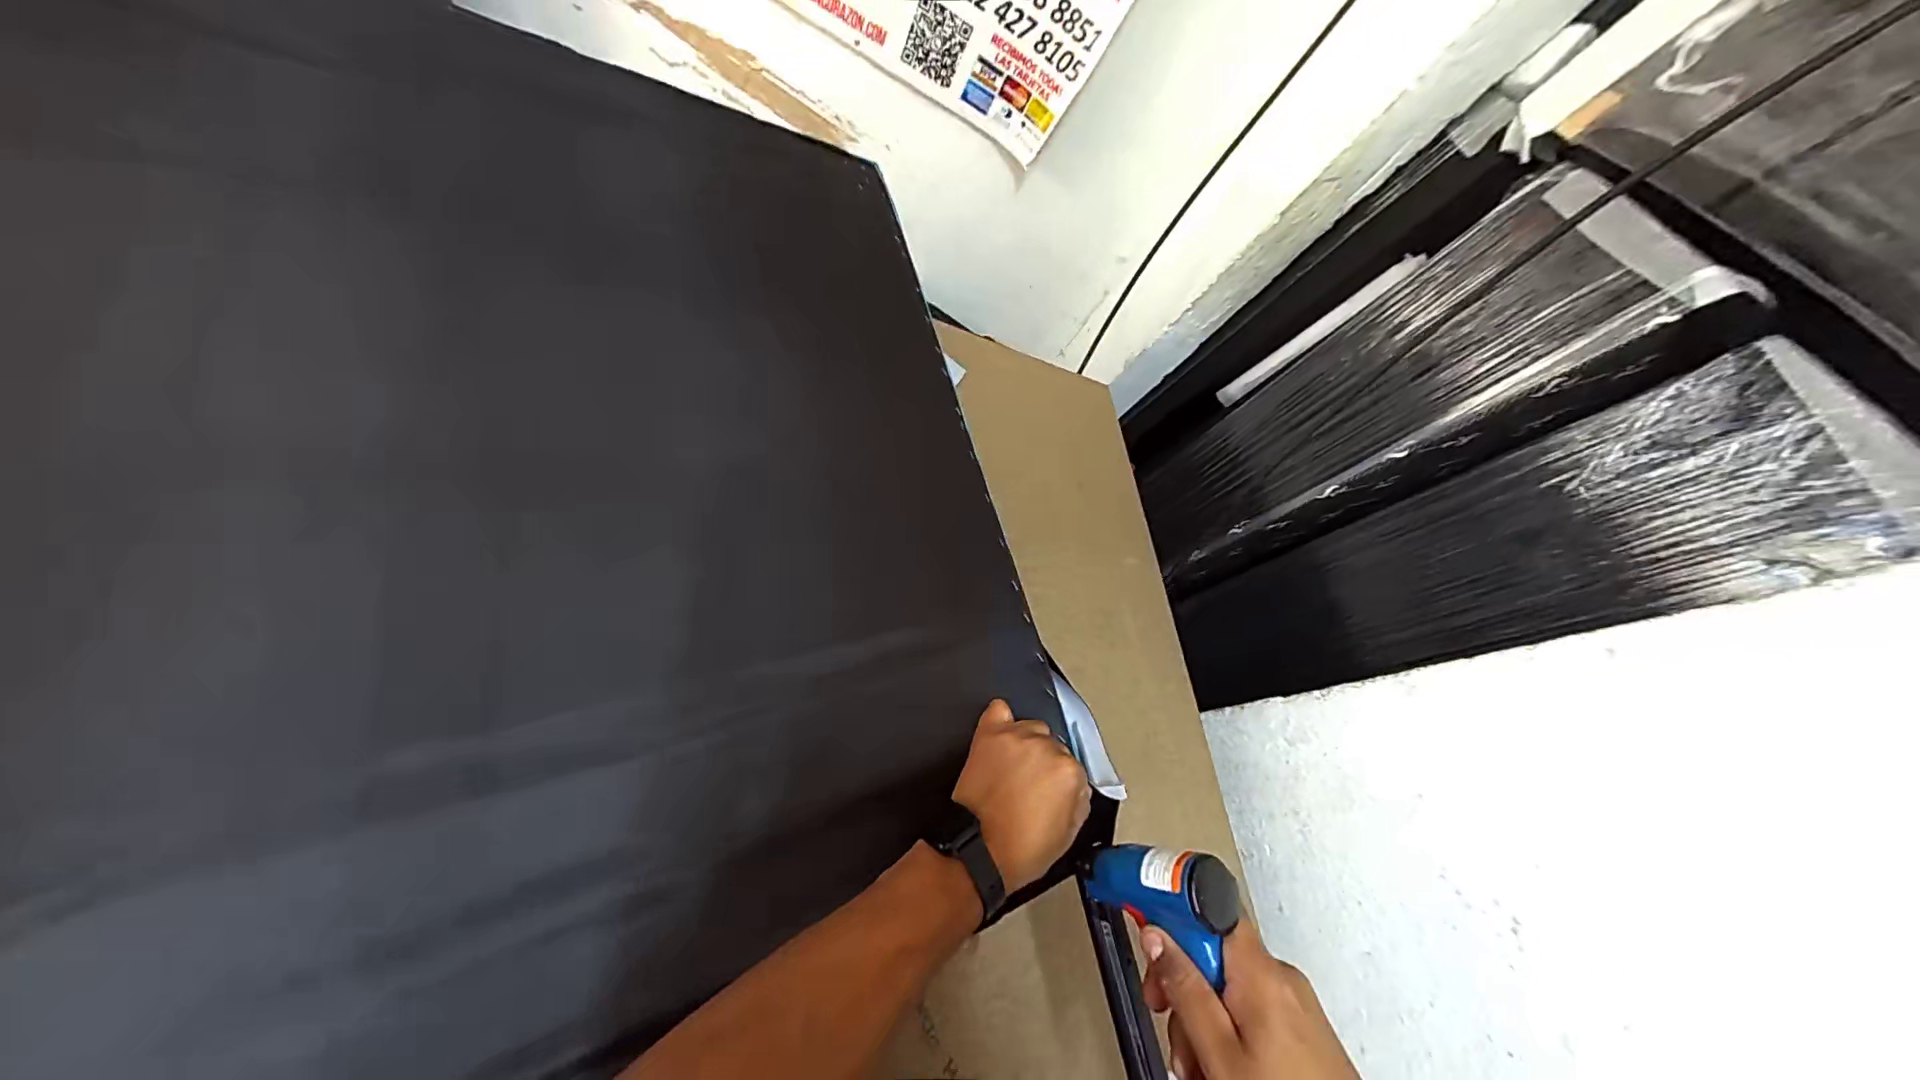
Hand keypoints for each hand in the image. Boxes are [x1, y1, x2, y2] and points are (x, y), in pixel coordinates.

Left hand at [950, 699, 1090, 891]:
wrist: (978, 850)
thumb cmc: (1020, 848)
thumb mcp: (1069, 835)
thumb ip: (1079, 800)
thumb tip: (1076, 786)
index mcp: (1070, 772)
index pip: (1074, 766)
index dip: (1060, 782)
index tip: (1049, 793)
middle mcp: (1046, 748)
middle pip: (1053, 744)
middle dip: (1045, 762)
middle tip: (1029, 785)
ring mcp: (1016, 737)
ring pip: (1031, 727)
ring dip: (1026, 744)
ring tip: (1012, 767)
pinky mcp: (989, 735)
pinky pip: (999, 710)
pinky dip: (1002, 719)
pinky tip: (1001, 733)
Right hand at [1142, 922, 1359, 1079]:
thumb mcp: (1220, 1054)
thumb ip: (1185, 990)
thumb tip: (1157, 938)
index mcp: (1262, 973)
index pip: (1210, 908)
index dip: (1173, 910)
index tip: (1146, 919)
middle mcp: (1281, 977)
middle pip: (1212, 954)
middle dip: (1182, 984)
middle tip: (1163, 1014)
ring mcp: (1294, 1003)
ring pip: (1226, 987)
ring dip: (1201, 1020)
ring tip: (1198, 1068)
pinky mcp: (1301, 1027)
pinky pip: (1250, 1009)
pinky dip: (1227, 1031)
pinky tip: (1220, 1068)